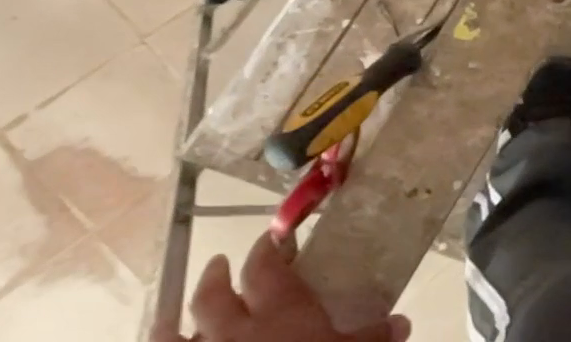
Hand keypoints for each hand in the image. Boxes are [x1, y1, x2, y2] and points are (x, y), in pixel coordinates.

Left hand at [170, 234, 412, 341]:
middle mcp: (233, 333)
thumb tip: (401, 323)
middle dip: (214, 276)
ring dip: (169, 325)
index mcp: (280, 313)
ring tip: (171, 317)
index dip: (266, 250)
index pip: (266, 269)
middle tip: (219, 264)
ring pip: (168, 339)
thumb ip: (375, 338)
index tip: (271, 239)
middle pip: (212, 296)